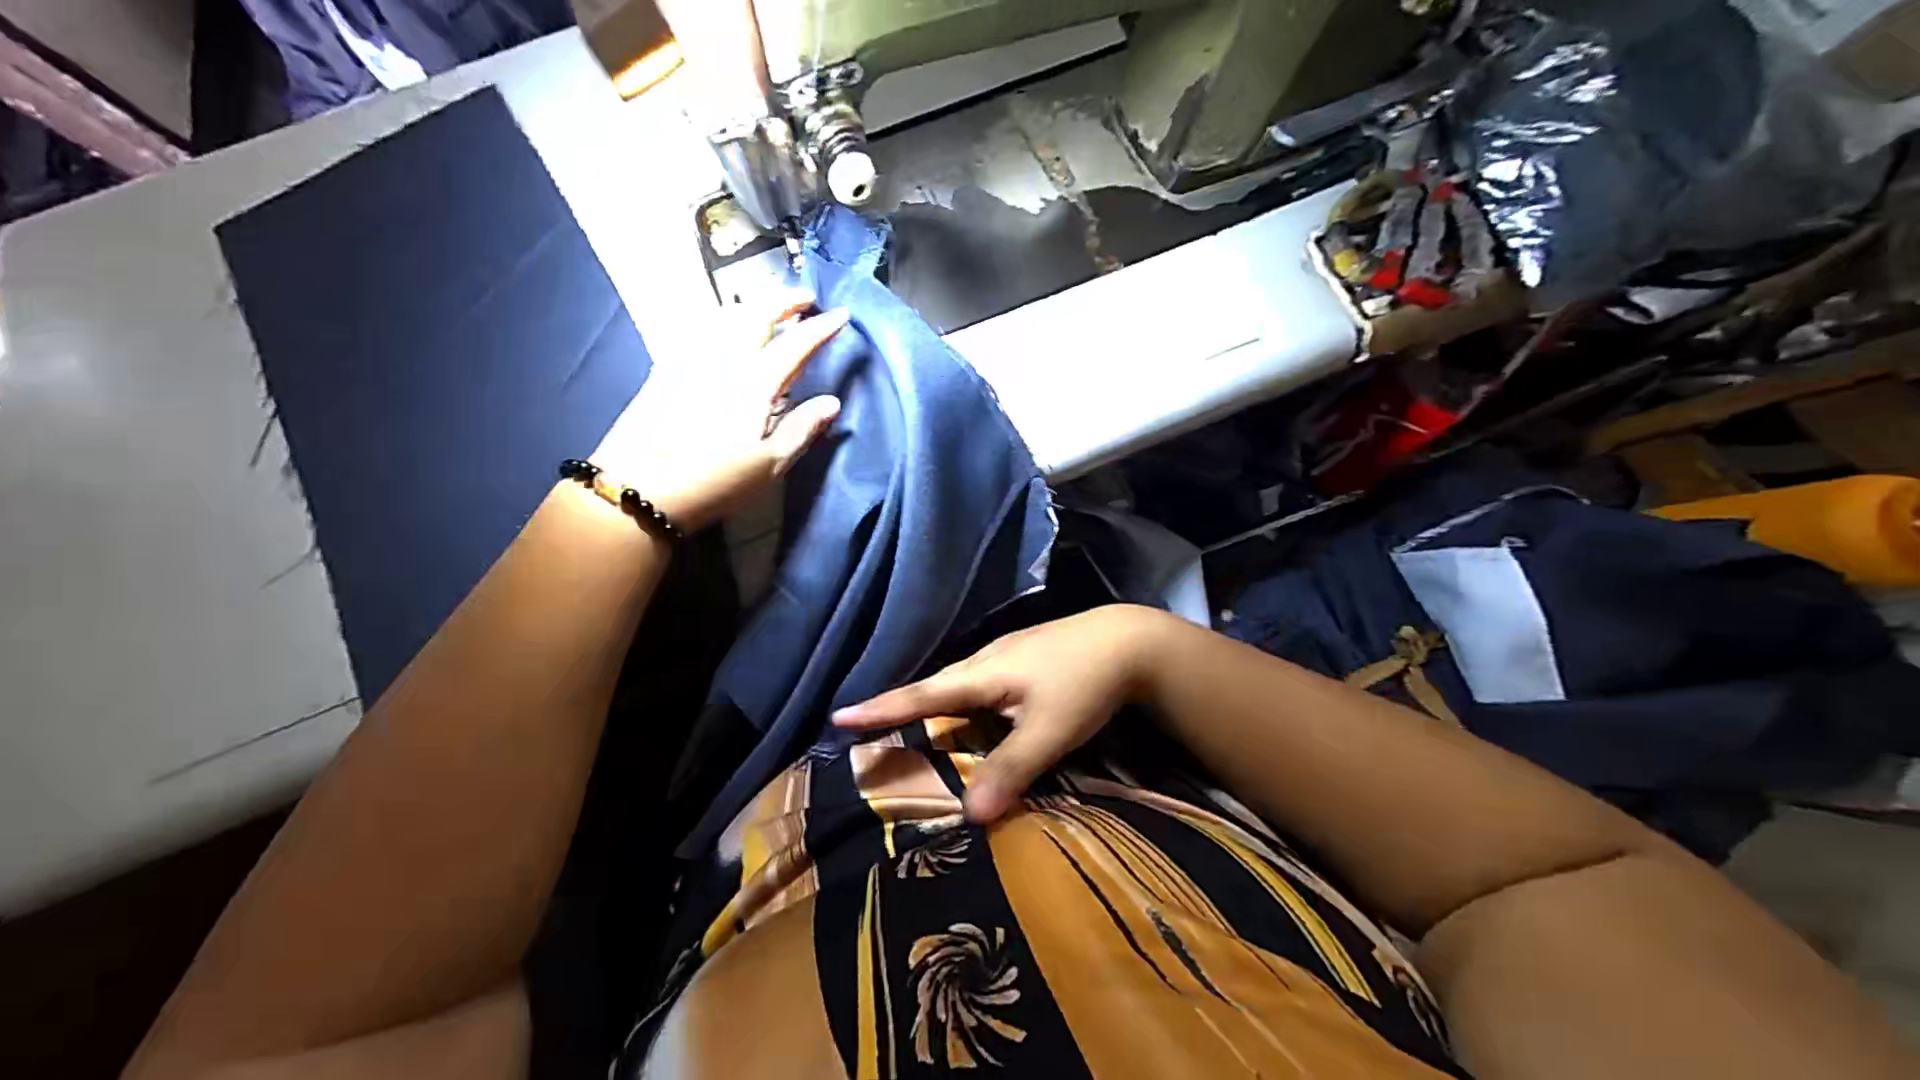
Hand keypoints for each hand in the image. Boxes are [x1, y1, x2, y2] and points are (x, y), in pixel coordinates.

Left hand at [592, 294, 848, 531]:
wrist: (637, 489)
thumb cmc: (712, 483)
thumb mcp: (767, 466)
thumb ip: (801, 430)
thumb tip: (832, 402)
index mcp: (754, 383)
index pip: (795, 344)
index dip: (821, 327)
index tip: (841, 314)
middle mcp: (722, 361)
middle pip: (756, 316)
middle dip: (784, 301)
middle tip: (805, 297)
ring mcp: (689, 361)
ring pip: (724, 318)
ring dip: (751, 307)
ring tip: (766, 310)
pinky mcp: (664, 372)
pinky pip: (698, 332)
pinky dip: (719, 322)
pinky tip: (720, 332)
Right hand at [832, 605, 1181, 822]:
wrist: (1130, 640)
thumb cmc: (1085, 681)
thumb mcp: (1050, 731)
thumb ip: (1012, 770)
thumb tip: (968, 816)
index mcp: (983, 674)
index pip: (921, 696)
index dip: (880, 709)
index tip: (839, 717)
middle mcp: (987, 659)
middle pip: (935, 685)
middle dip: (900, 706)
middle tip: (867, 725)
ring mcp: (1009, 653)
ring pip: (960, 681)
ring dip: (933, 702)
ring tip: (913, 722)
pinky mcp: (1027, 656)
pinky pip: (981, 679)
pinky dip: (964, 699)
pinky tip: (974, 711)